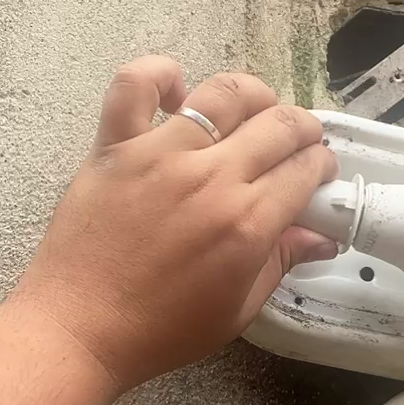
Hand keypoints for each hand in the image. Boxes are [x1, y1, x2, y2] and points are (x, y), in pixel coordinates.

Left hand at [9, 57, 339, 391]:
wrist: (81, 329)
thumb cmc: (161, 330)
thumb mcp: (236, 310)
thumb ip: (281, 263)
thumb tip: (322, 237)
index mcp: (248, 223)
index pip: (304, 170)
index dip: (321, 165)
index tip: (319, 171)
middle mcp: (212, 178)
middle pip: (278, 125)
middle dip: (304, 128)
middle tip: (300, 141)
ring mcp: (161, 154)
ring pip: (224, 94)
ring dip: (255, 94)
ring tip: (257, 107)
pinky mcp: (116, 146)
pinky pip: (135, 85)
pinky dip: (159, 74)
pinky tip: (177, 89)